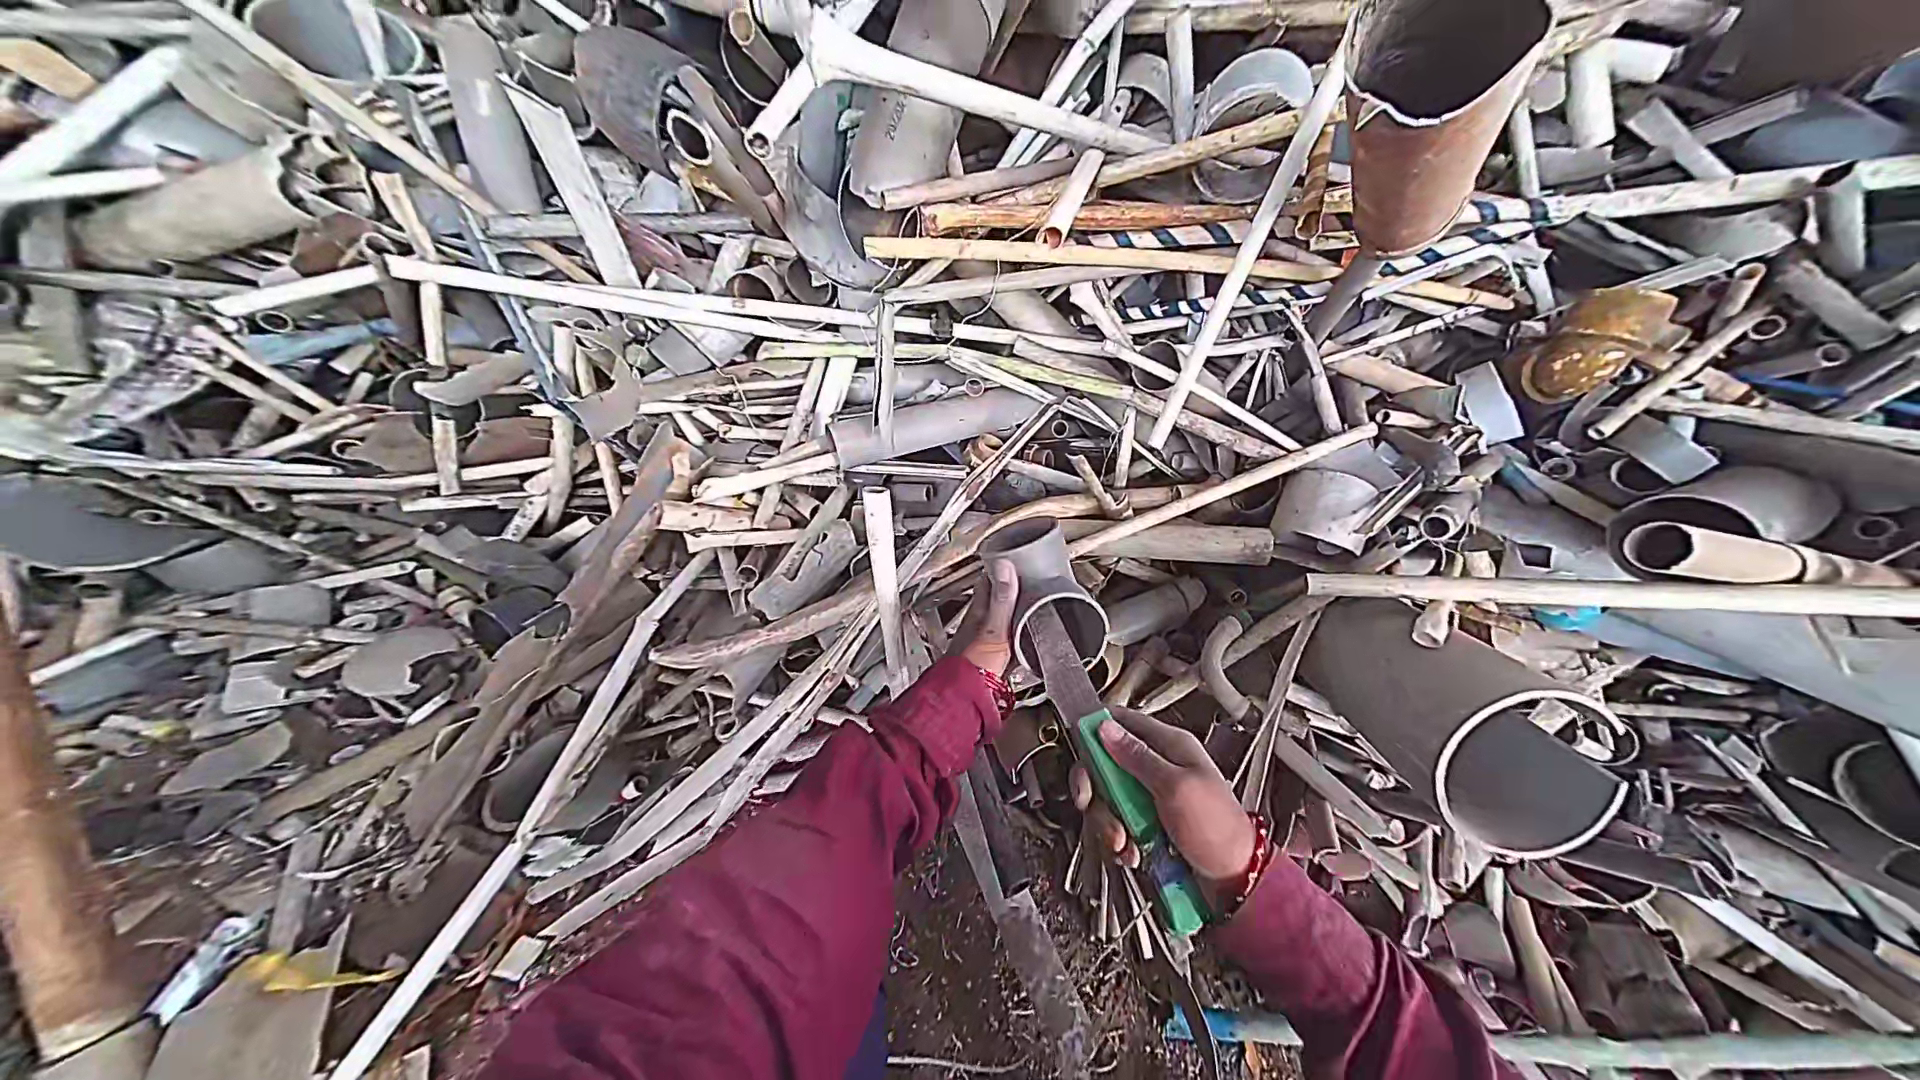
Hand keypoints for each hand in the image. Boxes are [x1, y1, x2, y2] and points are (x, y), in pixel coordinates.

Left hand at [955, 559, 1018, 676]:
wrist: (966, 697)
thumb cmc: (974, 664)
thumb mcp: (995, 628)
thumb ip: (1002, 599)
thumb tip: (1004, 567)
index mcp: (978, 612)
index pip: (988, 581)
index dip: (1001, 569)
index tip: (1015, 562)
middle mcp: (978, 624)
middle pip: (995, 599)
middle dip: (1010, 590)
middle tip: (1027, 582)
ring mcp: (983, 641)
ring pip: (1000, 618)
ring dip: (1012, 612)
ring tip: (1029, 605)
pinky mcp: (990, 658)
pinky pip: (1006, 639)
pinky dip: (1015, 634)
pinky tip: (1024, 638)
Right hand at [1070, 708, 1254, 905]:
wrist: (1236, 880)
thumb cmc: (1218, 829)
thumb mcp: (1176, 787)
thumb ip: (1138, 757)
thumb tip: (1107, 727)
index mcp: (1169, 746)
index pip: (1121, 722)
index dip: (1096, 735)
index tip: (1086, 759)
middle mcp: (1157, 766)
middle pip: (1106, 763)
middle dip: (1098, 790)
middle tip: (1097, 805)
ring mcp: (1151, 795)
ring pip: (1108, 797)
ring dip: (1108, 821)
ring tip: (1124, 839)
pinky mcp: (1147, 820)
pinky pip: (1118, 822)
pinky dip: (1119, 839)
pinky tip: (1132, 850)